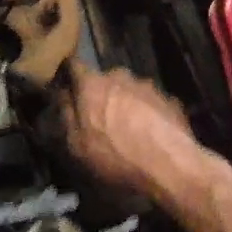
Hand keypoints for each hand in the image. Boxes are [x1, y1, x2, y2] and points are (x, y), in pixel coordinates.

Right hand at [59, 60, 196, 199]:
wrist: (170, 166)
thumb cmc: (115, 156)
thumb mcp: (77, 145)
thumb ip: (66, 115)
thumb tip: (61, 95)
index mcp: (92, 83)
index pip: (73, 65)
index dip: (69, 75)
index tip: (67, 85)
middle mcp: (119, 75)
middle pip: (105, 80)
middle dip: (102, 95)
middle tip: (102, 119)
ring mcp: (147, 86)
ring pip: (130, 91)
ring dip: (127, 105)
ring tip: (131, 131)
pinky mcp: (170, 100)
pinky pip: (152, 104)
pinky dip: (149, 116)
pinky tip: (152, 137)